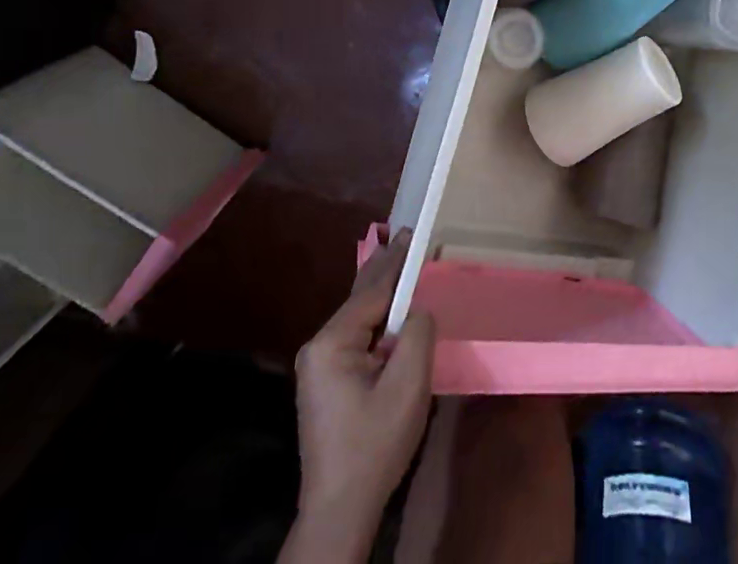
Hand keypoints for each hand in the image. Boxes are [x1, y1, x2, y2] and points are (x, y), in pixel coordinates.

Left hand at [283, 228, 434, 562]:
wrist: (341, 504)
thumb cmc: (375, 443)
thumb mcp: (407, 386)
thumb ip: (415, 335)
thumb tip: (418, 309)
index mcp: (331, 344)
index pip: (372, 291)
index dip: (397, 262)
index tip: (414, 233)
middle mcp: (319, 347)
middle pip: (359, 298)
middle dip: (386, 268)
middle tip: (409, 237)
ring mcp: (320, 365)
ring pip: (358, 317)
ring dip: (383, 292)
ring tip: (402, 261)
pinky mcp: (328, 380)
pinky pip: (357, 335)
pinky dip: (377, 316)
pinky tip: (389, 308)